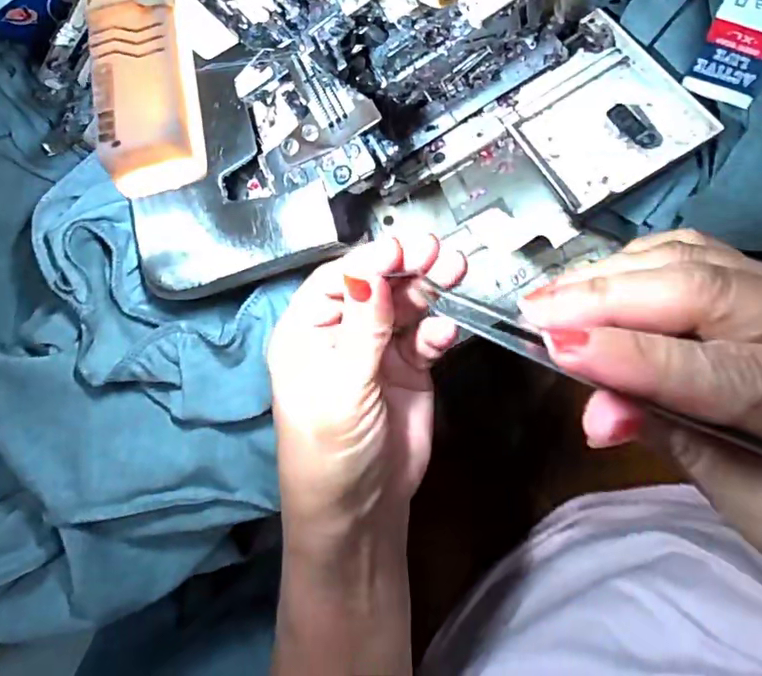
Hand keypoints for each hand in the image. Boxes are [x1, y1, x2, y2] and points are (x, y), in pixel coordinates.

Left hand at [267, 234, 466, 539]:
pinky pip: (426, 337)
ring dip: (429, 288)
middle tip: (435, 250)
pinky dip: (438, 331)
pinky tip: (446, 333)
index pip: (337, 281)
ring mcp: (377, 349)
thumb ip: (364, 328)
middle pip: (376, 286)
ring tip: (455, 268)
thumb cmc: (330, 450)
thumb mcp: (343, 387)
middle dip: (404, 266)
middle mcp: (342, 332)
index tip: (400, 248)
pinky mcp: (409, 367)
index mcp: (307, 330)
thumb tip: (372, 272)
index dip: (368, 261)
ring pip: (406, 306)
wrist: (361, 513)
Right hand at [521, 230, 761, 604]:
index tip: (558, 348)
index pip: (739, 373)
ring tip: (551, 297)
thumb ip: (695, 457)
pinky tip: (600, 281)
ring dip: (616, 274)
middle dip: (612, 298)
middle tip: (536, 314)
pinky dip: (641, 264)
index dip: (643, 358)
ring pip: (701, 258)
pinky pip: (704, 252)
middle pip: (712, 289)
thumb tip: (598, 408)